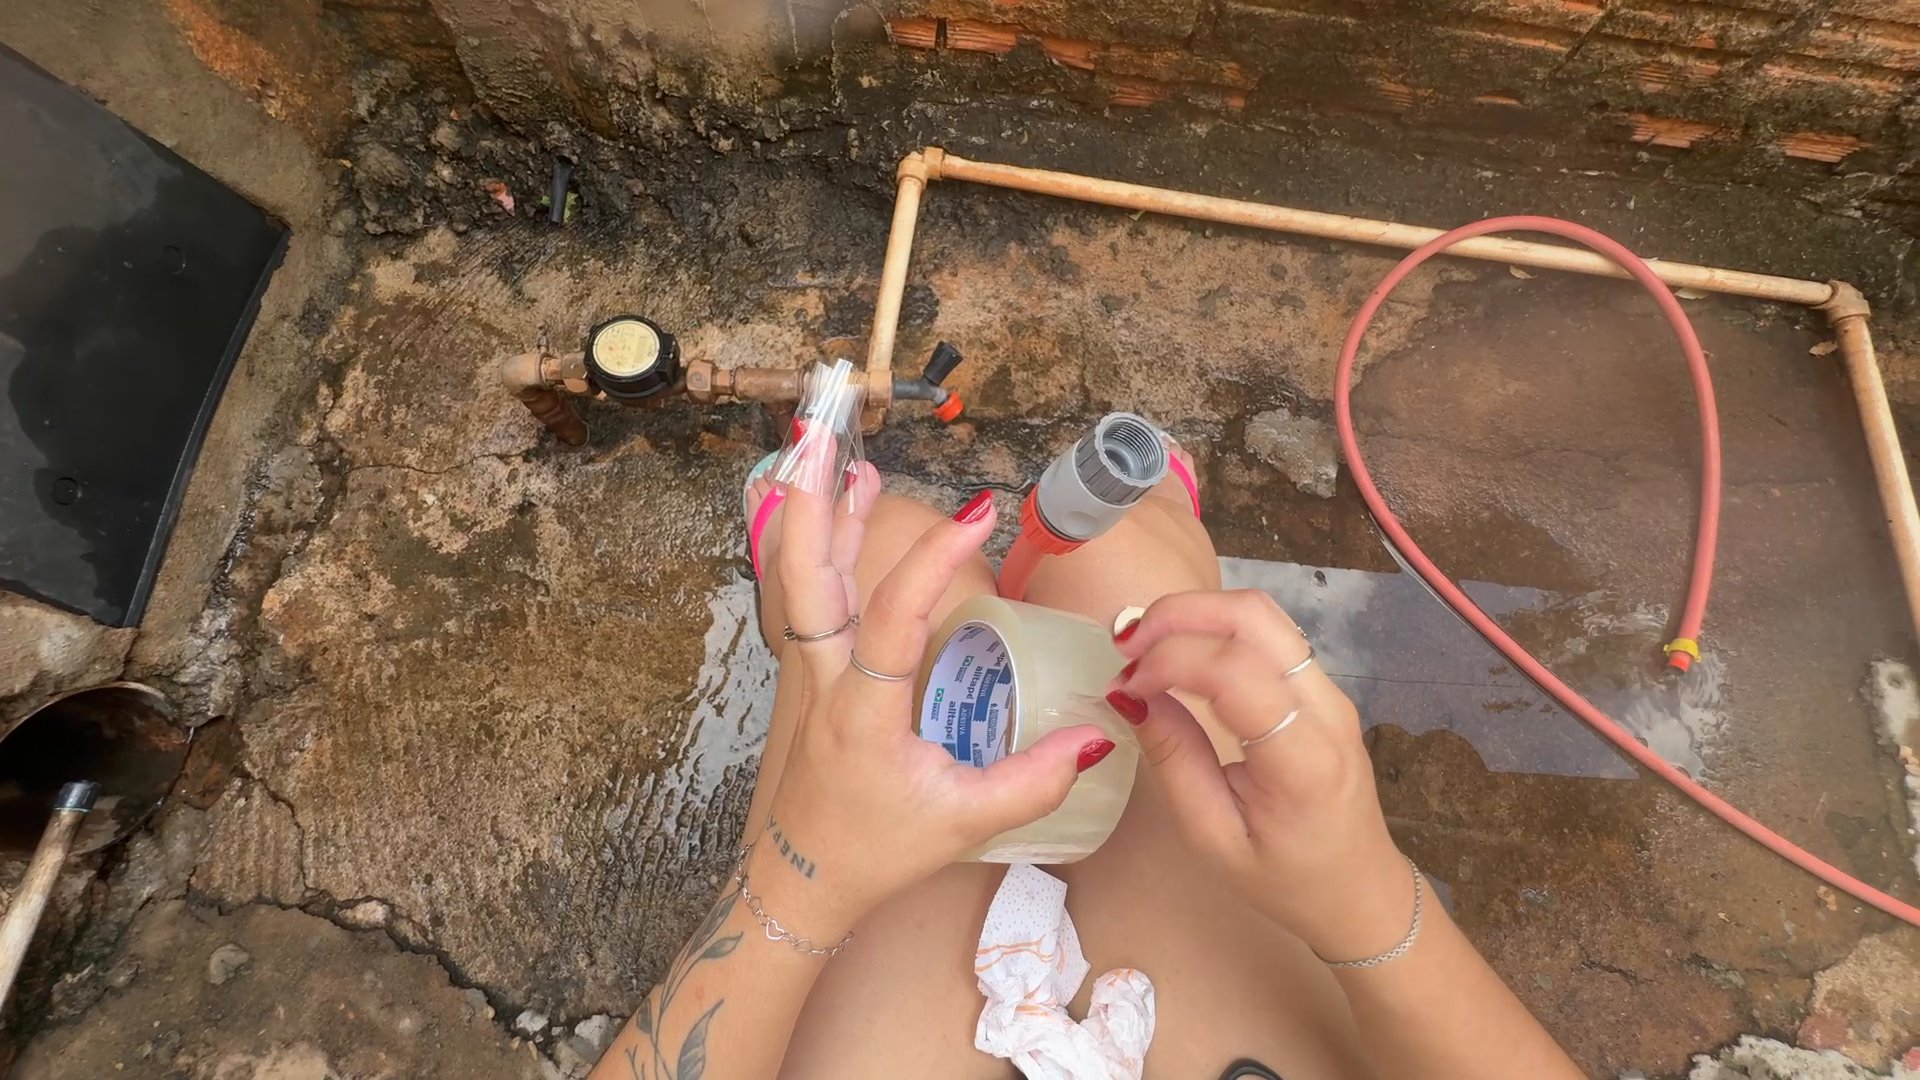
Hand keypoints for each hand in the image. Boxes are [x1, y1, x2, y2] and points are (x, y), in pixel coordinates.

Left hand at [756, 477, 1112, 938]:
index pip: (896, 615)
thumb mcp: (966, 822)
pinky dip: (823, 548)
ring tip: (830, 455)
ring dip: (812, 515)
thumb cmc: (881, 850)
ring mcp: (810, 671)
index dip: (935, 560)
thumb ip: (1034, 780)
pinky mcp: (813, 672)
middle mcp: (826, 677)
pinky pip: (812, 597)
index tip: (983, 513)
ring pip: (800, 580)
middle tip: (819, 438)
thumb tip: (1096, 735)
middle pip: (804, 577)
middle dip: (810, 503)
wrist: (805, 877)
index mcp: (864, 709)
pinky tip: (837, 515)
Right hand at [1104, 590, 1415, 962]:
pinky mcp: (1317, 683)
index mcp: (1302, 758)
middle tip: (1127, 647)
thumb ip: (1172, 758)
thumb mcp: (1211, 835)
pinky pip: (1263, 629)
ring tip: (1145, 644)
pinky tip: (1178, 649)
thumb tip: (1127, 695)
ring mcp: (1327, 688)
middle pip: (1250, 616)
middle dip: (1176, 614)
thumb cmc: (1283, 879)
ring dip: (1193, 612)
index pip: (1233, 671)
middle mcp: (1324, 706)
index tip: (1124, 686)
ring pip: (1258, 611)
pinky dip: (1211, 624)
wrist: (1359, 892)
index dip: (1168, 661)